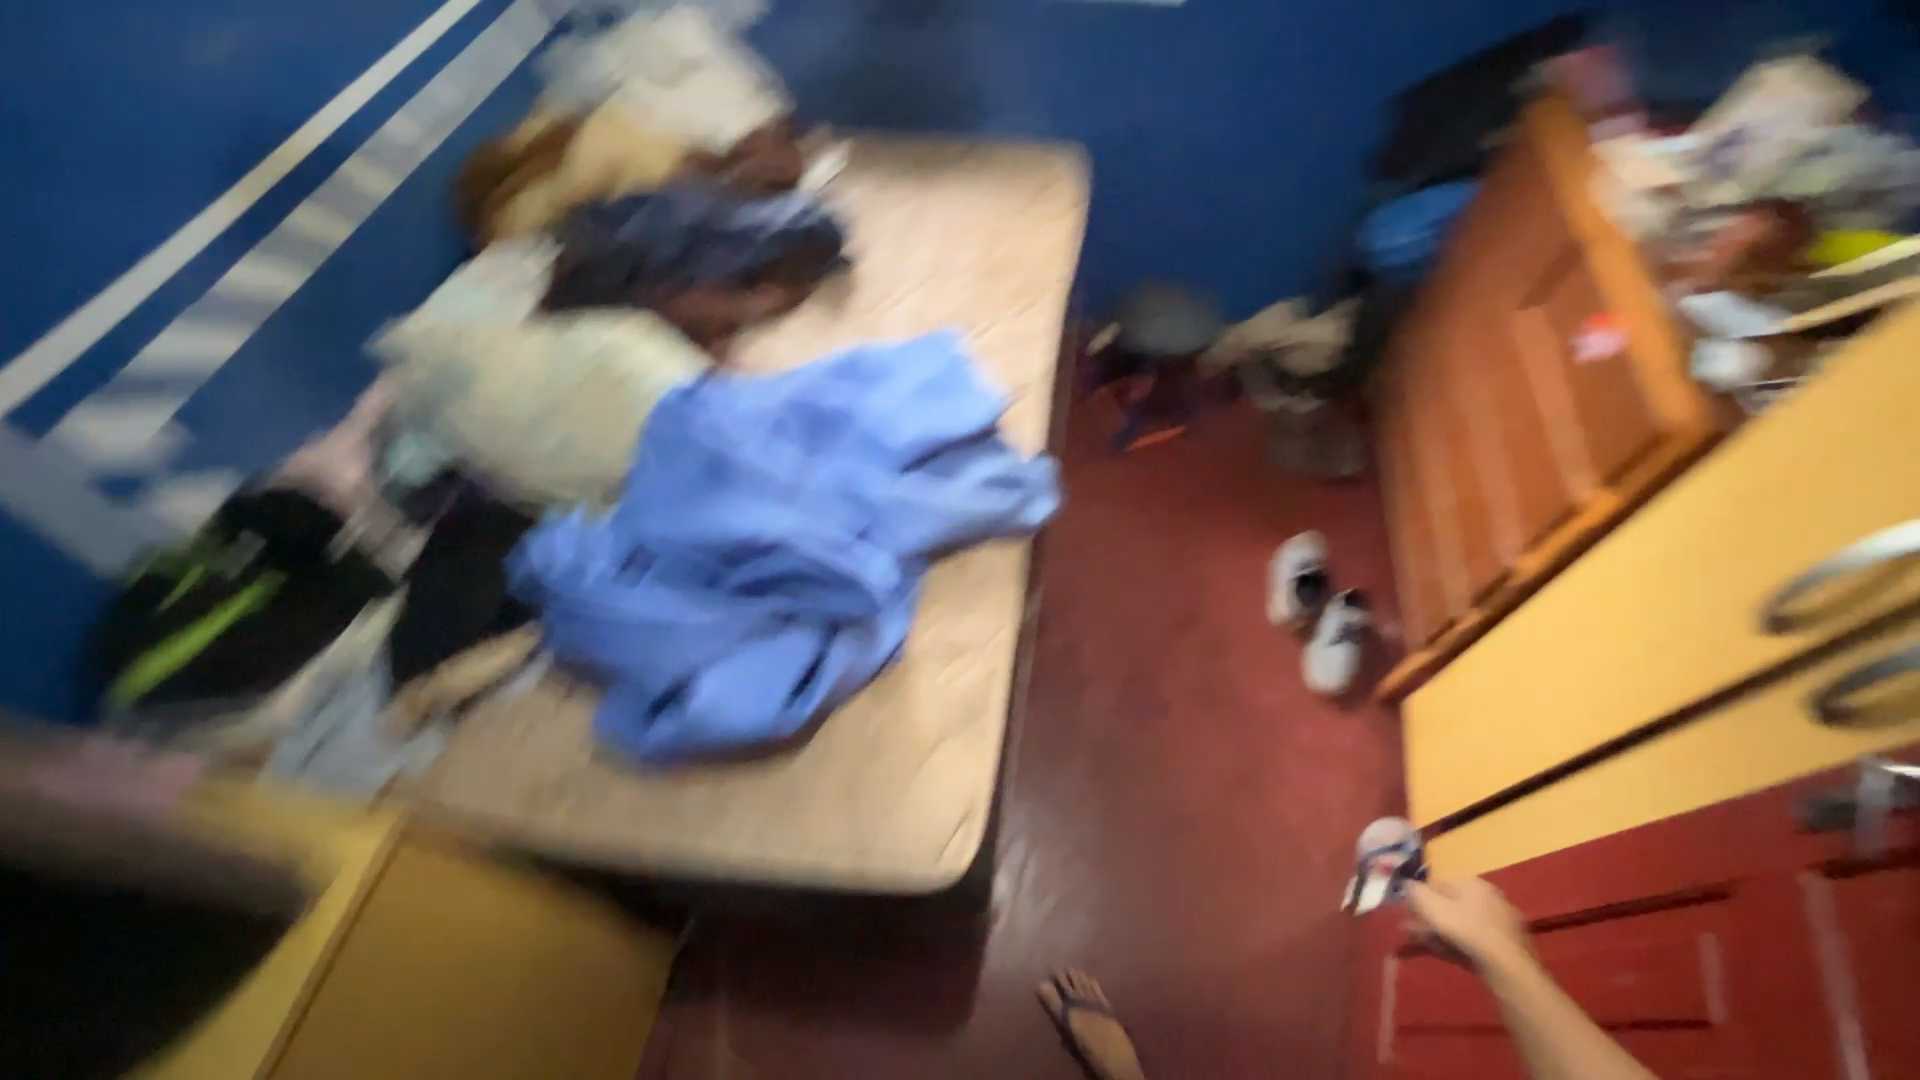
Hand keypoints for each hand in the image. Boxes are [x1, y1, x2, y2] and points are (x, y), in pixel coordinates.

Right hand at [1406, 877, 1533, 969]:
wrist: (1507, 967)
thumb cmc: (1465, 929)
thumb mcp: (1429, 905)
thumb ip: (1414, 890)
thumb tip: (1406, 884)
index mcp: (1473, 883)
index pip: (1438, 883)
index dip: (1419, 896)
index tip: (1407, 910)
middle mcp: (1489, 898)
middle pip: (1449, 905)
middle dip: (1428, 917)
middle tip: (1411, 930)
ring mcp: (1500, 924)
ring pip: (1461, 925)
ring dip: (1439, 932)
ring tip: (1424, 943)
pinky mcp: (1506, 947)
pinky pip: (1474, 941)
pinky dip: (1457, 945)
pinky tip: (1444, 954)